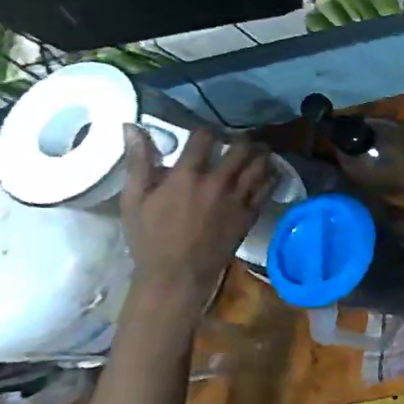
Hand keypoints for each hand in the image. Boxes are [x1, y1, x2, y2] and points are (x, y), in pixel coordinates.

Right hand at [121, 127, 274, 307]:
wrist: (176, 277)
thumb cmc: (150, 239)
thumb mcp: (134, 200)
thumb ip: (137, 162)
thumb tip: (131, 126)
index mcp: (187, 175)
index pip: (205, 137)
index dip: (207, 130)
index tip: (207, 134)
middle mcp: (217, 182)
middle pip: (240, 147)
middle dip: (241, 138)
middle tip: (239, 139)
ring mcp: (237, 199)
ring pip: (259, 165)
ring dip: (260, 153)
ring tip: (258, 150)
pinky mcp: (249, 216)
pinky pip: (267, 188)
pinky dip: (271, 175)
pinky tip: (270, 171)